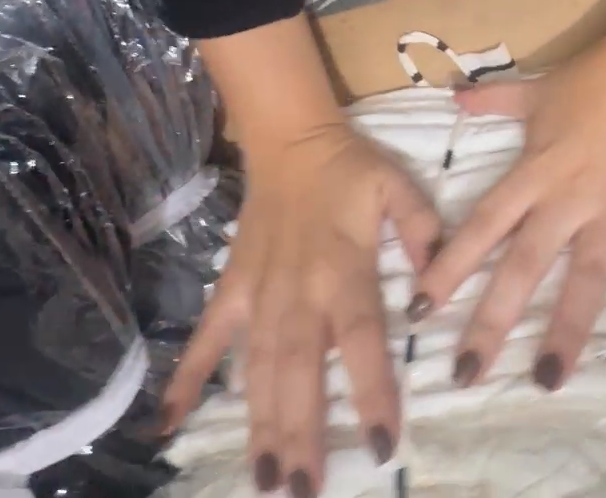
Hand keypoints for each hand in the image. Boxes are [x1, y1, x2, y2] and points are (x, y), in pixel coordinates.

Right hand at [161, 122, 440, 494]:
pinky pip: (207, 336)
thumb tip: (436, 284)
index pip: (361, 339)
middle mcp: (299, 290)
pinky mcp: (232, 286)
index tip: (381, 445)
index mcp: (344, 268)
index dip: (371, 391)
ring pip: (257, 367)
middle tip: (301, 491)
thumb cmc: (351, 169)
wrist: (292, 142)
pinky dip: (189, 377)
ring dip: (259, 423)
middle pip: (300, 370)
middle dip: (302, 432)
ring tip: (262, 479)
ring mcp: (258, 293)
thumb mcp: (398, 186)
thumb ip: (422, 229)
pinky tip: (168, 422)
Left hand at [409, 24, 605, 393]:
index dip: (450, 265)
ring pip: (589, 275)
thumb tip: (451, 96)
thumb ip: (492, 100)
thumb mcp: (536, 90)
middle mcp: (570, 199)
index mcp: (537, 171)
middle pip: (525, 262)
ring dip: (569, 326)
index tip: (421, 309)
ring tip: (548, 378)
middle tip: (465, 375)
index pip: (485, 223)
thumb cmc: (592, 77)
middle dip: (493, 319)